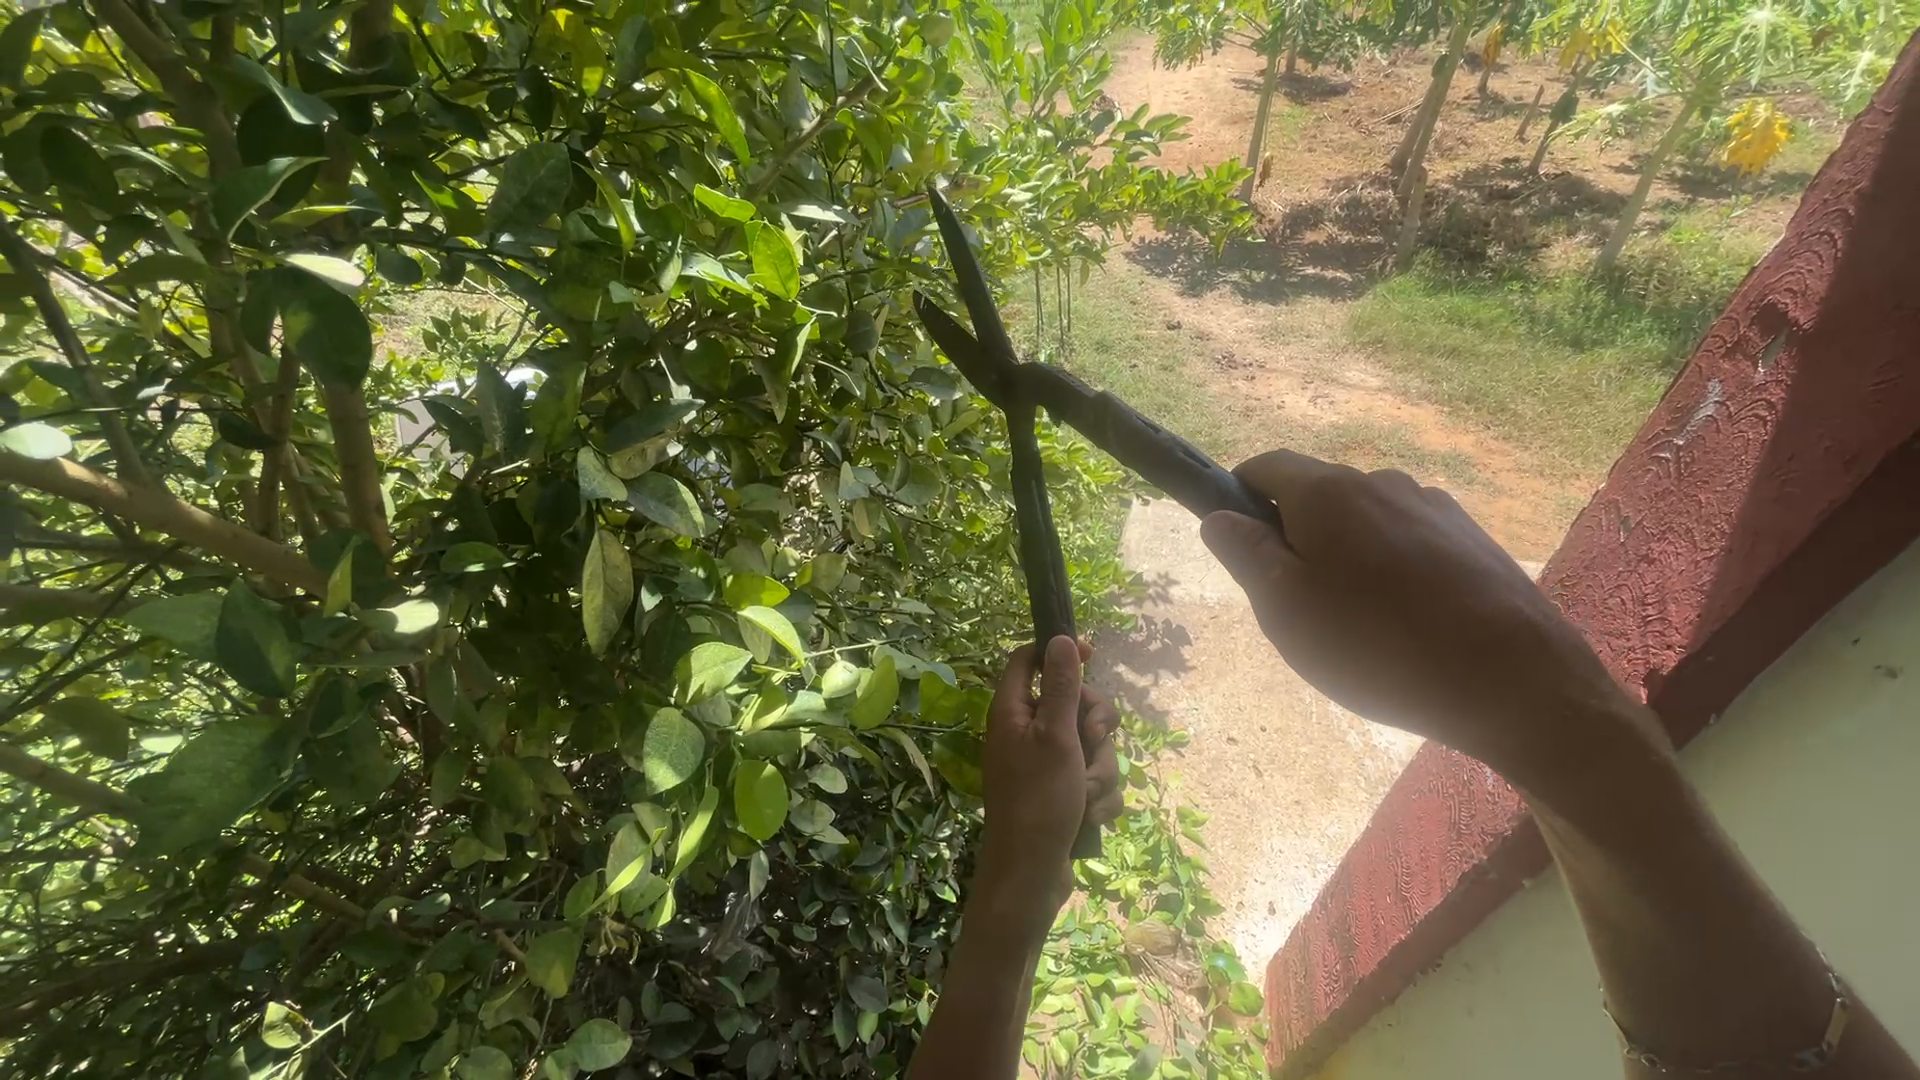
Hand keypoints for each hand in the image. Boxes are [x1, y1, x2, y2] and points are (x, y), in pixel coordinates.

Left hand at [974, 636, 1122, 930]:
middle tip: (1090, 743)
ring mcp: (1045, 764)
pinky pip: (1093, 777)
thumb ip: (1062, 687)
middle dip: (1093, 727)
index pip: (1028, 660)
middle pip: (1073, 703)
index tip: (1092, 654)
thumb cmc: (1038, 800)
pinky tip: (1090, 817)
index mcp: (1013, 711)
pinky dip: (1097, 796)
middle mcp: (1027, 732)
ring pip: (1091, 744)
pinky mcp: (1062, 792)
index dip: (1058, 652)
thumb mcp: (1056, 737)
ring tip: (1086, 795)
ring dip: (1099, 769)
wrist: (1030, 876)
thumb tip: (1061, 637)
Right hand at [1200, 449, 1662, 795]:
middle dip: (1291, 534)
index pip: (1264, 466)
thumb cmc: (1374, 644)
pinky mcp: (1472, 537)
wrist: (1516, 684)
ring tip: (1354, 619)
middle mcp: (1380, 482)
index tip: (1239, 546)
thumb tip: (1217, 515)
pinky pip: (1405, 538)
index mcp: (1326, 492)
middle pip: (1314, 493)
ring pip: (1362, 518)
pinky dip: (1387, 565)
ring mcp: (1433, 506)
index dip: (1238, 497)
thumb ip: (1242, 551)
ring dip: (1341, 551)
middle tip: (1295, 602)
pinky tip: (1404, 619)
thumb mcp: (1281, 605)